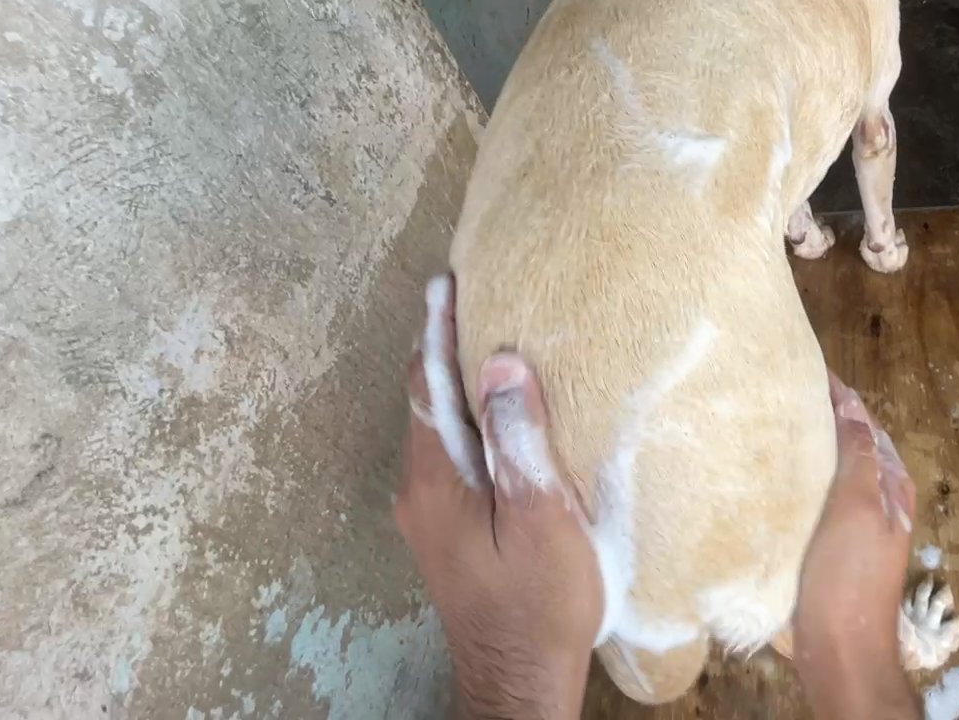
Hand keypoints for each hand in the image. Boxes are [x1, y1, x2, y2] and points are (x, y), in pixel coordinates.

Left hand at [394, 275, 603, 719]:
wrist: (518, 677)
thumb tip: (500, 363)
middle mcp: (419, 487)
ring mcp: (428, 507)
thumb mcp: (540, 518)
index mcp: (436, 480)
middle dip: (439, 343)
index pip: (429, 385)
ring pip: (434, 421)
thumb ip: (518, 440)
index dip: (437, 330)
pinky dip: (461, 407)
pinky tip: (486, 400)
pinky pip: (447, 443)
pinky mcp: (445, 521)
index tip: (445, 281)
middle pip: (424, 398)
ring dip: (449, 374)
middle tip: (462, 294)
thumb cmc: (539, 600)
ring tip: (475, 331)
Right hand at [789, 374, 922, 719]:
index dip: (840, 395)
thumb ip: (857, 456)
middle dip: (825, 411)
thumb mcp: (856, 507)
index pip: (864, 423)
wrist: (840, 648)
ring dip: (812, 439)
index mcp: (890, 483)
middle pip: (850, 441)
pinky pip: (818, 490)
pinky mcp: (830, 538)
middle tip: (785, 386)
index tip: (808, 366)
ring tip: (776, 416)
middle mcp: (876, 496)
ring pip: (832, 464)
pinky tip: (778, 468)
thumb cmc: (849, 573)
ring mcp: (853, 519)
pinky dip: (803, 470)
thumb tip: (853, 407)